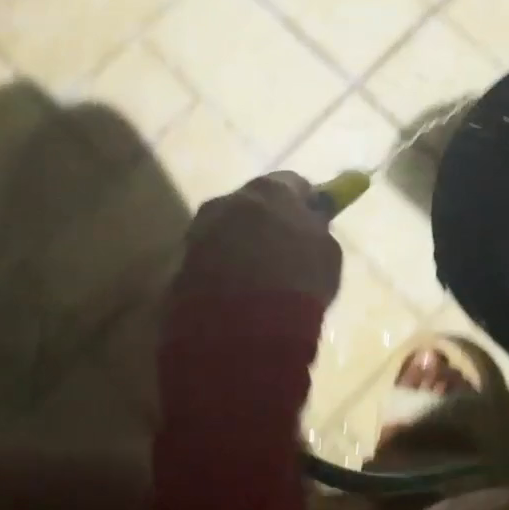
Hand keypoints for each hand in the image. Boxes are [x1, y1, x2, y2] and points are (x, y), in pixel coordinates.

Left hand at [175, 172, 342, 305]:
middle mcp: (228, 200)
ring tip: (260, 275)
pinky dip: (223, 268)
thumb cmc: (299, 280)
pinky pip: (210, 257)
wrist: (245, 327)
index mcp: (270, 190)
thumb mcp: (327, 252)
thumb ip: (315, 230)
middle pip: (253, 202)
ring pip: (227, 229)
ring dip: (242, 243)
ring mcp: (199, 232)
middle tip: (286, 247)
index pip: (293, 182)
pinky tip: (240, 293)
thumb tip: (308, 224)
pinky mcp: (180, 264)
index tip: (315, 219)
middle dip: (267, 219)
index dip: (305, 200)